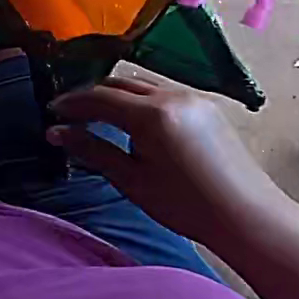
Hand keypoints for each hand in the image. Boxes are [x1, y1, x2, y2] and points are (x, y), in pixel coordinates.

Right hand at [47, 76, 287, 246]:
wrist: (248, 215)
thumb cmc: (187, 206)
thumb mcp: (133, 181)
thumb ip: (93, 151)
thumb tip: (56, 132)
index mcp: (152, 114)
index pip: (100, 98)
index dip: (72, 103)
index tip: (51, 110)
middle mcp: (171, 95)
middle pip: (120, 83)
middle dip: (92, 95)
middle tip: (70, 113)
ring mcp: (192, 96)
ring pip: (142, 84)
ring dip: (116, 95)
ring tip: (97, 116)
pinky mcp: (205, 104)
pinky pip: (162, 92)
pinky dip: (139, 100)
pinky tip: (133, 121)